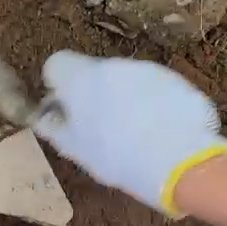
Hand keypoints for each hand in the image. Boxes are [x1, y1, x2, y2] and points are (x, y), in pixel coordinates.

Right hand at [32, 50, 226, 216]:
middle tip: (98, 127)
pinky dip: (150, 103)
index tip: (65, 108)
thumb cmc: (117, 157)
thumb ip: (56, 128)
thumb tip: (45, 117)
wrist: (181, 162)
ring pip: (123, 80)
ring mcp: (147, 71)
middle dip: (92, 93)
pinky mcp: (176, 81)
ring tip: (133, 133)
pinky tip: (159, 131)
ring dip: (121, 97)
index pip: (56, 63)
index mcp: (81, 79)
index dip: (57, 84)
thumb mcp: (76, 150)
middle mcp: (112, 66)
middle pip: (92, 72)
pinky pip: (152, 88)